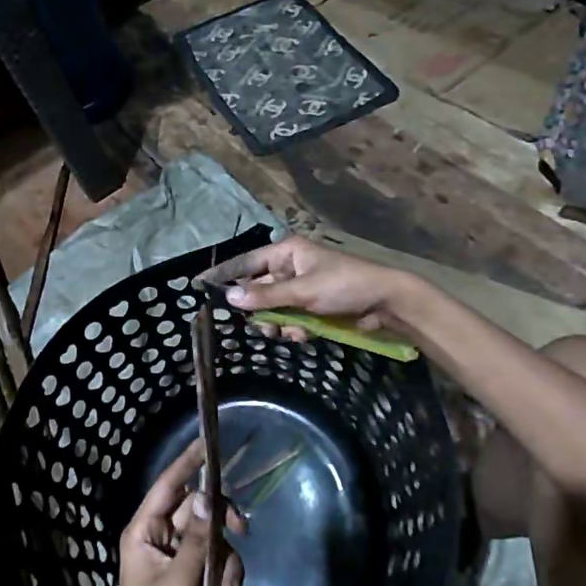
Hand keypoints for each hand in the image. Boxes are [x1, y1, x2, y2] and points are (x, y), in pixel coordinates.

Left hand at [108, 442, 246, 585]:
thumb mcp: (180, 582)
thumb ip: (199, 539)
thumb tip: (208, 495)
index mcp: (144, 532)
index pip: (168, 485)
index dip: (188, 462)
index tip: (210, 440)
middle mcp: (161, 541)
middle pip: (199, 511)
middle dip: (222, 524)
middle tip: (243, 531)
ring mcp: (178, 563)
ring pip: (214, 541)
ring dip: (227, 564)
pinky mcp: (193, 585)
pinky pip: (217, 568)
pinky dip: (227, 582)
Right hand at [197, 235, 423, 336]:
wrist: (386, 303)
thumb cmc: (345, 285)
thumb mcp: (303, 291)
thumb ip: (265, 296)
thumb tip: (228, 298)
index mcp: (286, 252)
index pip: (245, 263)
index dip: (223, 275)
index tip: (199, 285)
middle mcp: (289, 268)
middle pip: (257, 291)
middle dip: (260, 311)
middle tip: (263, 326)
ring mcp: (299, 288)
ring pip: (272, 310)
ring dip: (279, 323)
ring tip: (292, 331)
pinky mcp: (310, 307)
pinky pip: (289, 319)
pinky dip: (294, 329)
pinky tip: (308, 333)